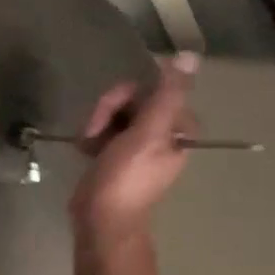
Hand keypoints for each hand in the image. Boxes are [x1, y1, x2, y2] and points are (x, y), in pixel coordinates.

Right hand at [70, 52, 198, 238]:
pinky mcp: (116, 155)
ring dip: (96, 124)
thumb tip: (189, 55)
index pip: (151, 89)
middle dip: (107, 112)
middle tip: (93, 131)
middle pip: (131, 101)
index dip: (125, 96)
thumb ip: (168, 94)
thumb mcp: (148, 133)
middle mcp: (162, 133)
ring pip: (114, 114)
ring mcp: (138, 145)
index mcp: (178, 126)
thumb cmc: (126, 178)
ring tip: (88, 144)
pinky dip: (92, 137)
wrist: (102, 219)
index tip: (108, 113)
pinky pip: (104, 131)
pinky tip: (85, 149)